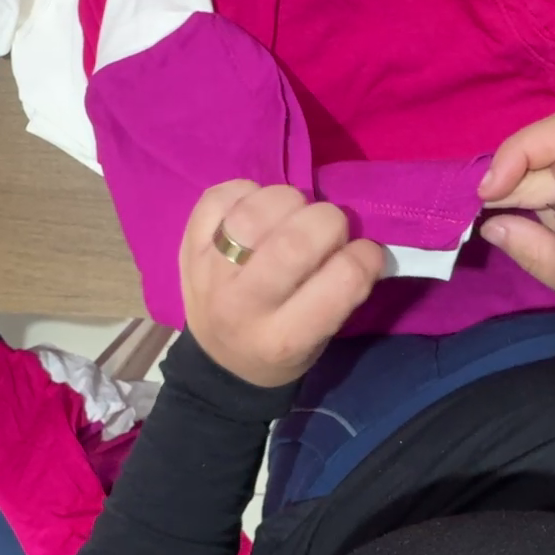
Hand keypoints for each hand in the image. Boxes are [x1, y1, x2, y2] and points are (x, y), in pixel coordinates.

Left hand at [179, 181, 386, 386]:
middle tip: (328, 229)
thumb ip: (343, 291)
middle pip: (297, 241)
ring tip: (293, 214)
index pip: (343, 279)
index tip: (365, 252)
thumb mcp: (322, 339)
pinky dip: (246, 191)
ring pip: (255, 211)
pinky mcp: (188, 247)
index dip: (367, 255)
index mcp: (286, 338)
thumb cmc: (285, 349)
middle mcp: (244, 306)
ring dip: (288, 200)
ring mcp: (209, 275)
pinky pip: (218, 196)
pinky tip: (257, 209)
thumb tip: (362, 236)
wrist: (221, 362)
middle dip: (329, 220)